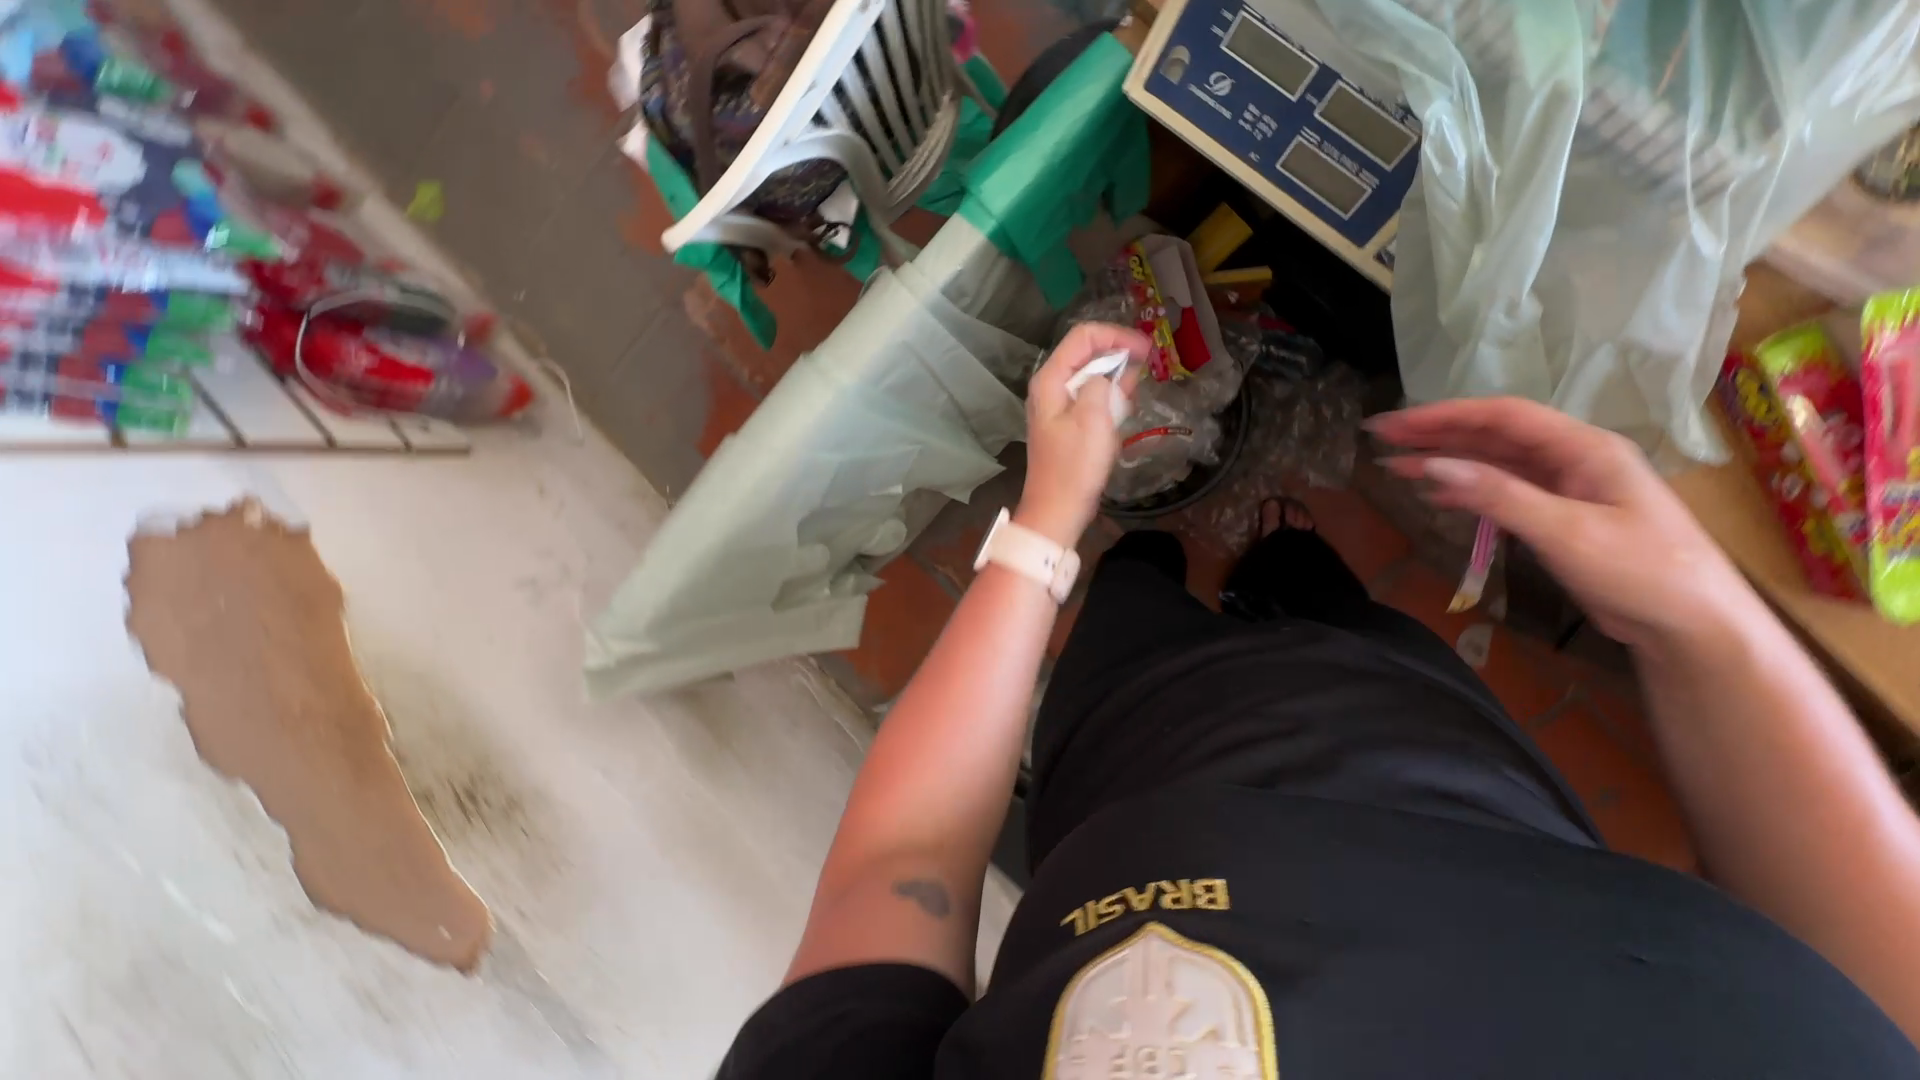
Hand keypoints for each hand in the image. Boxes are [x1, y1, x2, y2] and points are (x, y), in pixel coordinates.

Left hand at [1017, 323, 1151, 546]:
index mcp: (1050, 380)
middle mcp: (1049, 387)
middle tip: (1148, 366)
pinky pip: (1090, 398)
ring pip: (1090, 376)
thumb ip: (1101, 384)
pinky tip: (1124, 408)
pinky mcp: (1067, 424)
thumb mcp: (1093, 418)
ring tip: (1136, 390)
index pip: (1083, 336)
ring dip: (1115, 377)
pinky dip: (1109, 397)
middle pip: (1086, 353)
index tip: (1146, 349)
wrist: (1058, 510)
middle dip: (1118, 354)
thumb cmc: (1075, 466)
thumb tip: (1108, 375)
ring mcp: (1056, 406)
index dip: (1116, 335)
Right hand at [1367, 397, 1755, 649]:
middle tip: (1381, 437)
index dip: (1445, 415)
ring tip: (1395, 466)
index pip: (1503, 416)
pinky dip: (1467, 491)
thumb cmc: (1642, 572)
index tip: (1395, 423)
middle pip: (1493, 435)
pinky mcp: (1559, 516)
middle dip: (1436, 434)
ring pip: (1494, 463)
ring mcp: (1566, 487)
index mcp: (1583, 448)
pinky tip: (1436, 495)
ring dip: (1446, 462)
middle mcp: (1572, 458)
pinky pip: (1504, 492)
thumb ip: (1498, 496)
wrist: (1692, 625)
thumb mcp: (1566, 532)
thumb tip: (1434, 466)